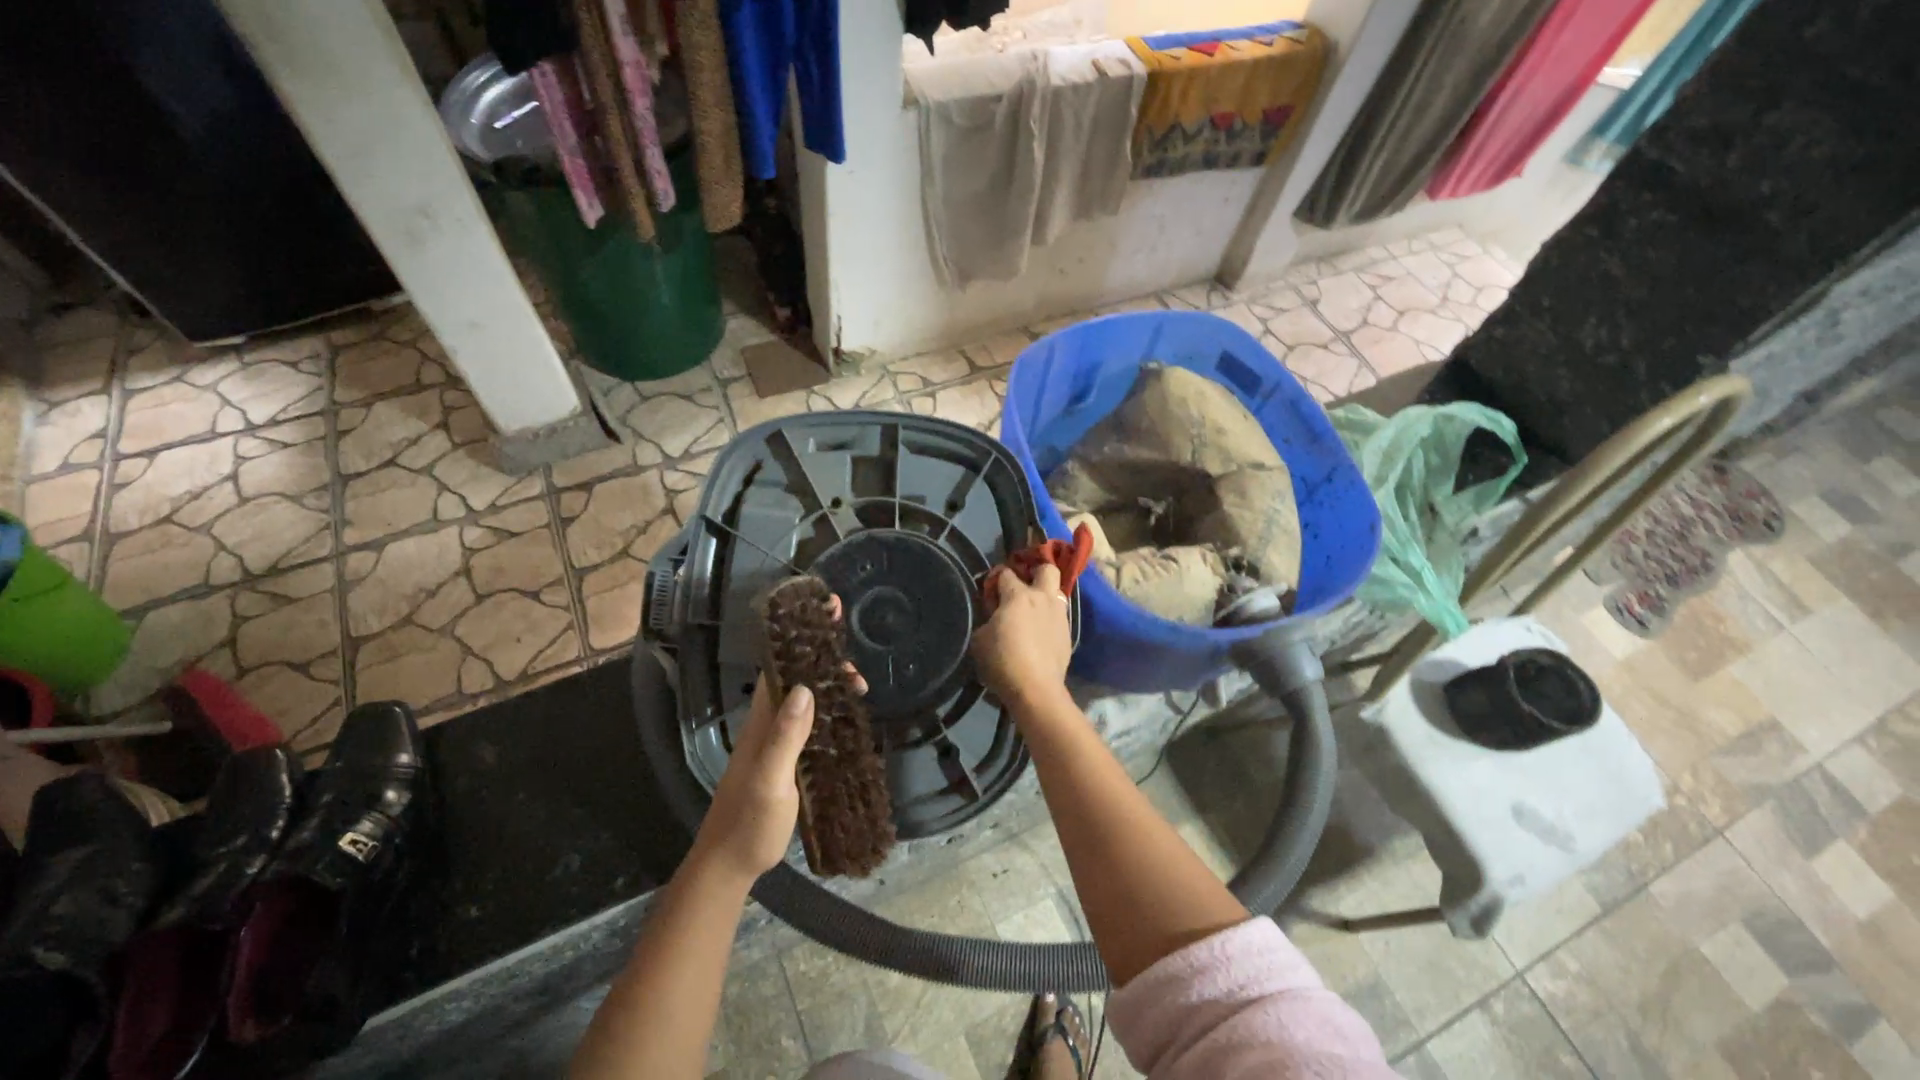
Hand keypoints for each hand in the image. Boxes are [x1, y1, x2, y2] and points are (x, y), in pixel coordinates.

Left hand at [688, 597, 866, 888]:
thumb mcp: (770, 781)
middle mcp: (768, 727)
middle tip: (857, 664)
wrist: (730, 864)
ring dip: (829, 688)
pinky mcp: (787, 764)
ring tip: (860, 686)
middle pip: (795, 681)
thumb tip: (803, 689)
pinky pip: (810, 726)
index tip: (827, 613)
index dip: (801, 639)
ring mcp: (777, 746)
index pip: (781, 668)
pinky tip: (848, 718)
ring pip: (804, 703)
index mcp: (762, 723)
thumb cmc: (748, 823)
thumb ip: (785, 737)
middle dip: (822, 662)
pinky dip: (829, 713)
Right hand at [971, 565, 1072, 710]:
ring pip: (1056, 592)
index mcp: (1018, 596)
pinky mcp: (1068, 633)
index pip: (1006, 573)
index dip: (996, 578)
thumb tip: (993, 616)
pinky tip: (1040, 632)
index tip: (990, 590)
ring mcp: (1059, 615)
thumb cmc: (1002, 661)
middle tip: (1024, 583)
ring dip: (1045, 595)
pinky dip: (1049, 618)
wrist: (1036, 689)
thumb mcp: (979, 639)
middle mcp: (1043, 599)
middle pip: (1047, 568)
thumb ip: (986, 620)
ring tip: (1032, 611)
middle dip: (1035, 570)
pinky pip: (1059, 616)